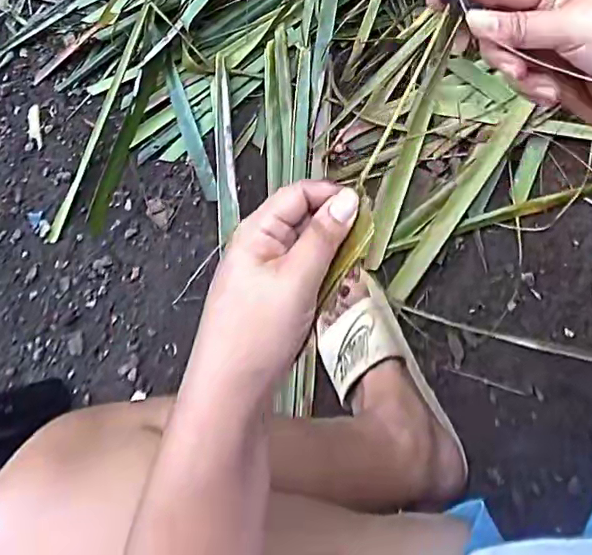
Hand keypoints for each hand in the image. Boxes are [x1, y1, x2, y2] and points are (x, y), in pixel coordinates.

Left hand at [185, 180, 359, 393]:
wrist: (228, 398)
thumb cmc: (257, 334)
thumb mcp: (297, 279)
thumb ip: (324, 236)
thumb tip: (349, 198)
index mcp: (257, 232)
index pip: (299, 193)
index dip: (331, 195)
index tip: (364, 209)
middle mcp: (260, 246)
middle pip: (306, 219)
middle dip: (336, 230)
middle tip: (361, 250)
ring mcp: (266, 272)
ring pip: (310, 248)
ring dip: (333, 258)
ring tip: (347, 279)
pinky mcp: (274, 296)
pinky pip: (306, 273)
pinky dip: (323, 279)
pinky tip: (332, 296)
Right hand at [446, 0, 591, 128]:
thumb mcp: (571, 26)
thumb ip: (520, 26)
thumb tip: (474, 20)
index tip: (433, 4)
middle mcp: (546, 19)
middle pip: (497, 33)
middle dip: (502, 53)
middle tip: (517, 67)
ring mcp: (552, 50)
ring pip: (510, 62)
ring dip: (522, 77)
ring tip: (547, 87)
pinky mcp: (558, 79)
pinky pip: (529, 84)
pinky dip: (536, 92)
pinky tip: (556, 97)